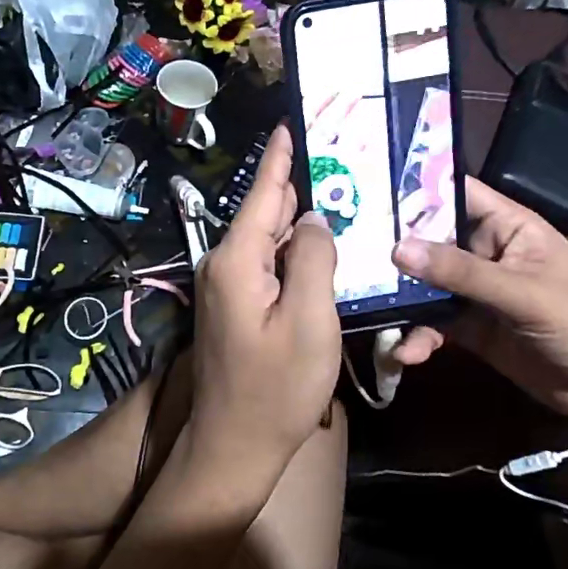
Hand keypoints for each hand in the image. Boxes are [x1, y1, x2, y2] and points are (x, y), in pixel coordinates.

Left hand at [192, 125, 341, 458]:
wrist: (234, 447)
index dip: (281, 156)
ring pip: (272, 239)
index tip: (293, 121)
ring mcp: (228, 285)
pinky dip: (297, 251)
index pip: (264, 193)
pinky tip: (325, 246)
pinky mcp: (237, 305)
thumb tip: (317, 217)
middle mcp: (225, 263)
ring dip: (303, 221)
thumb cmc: (276, 389)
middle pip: (269, 212)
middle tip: (341, 156)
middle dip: (301, 184)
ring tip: (342, 193)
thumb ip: (315, 260)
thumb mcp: (309, 321)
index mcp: (237, 260)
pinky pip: (271, 264)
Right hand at [388, 178, 567, 418]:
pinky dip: (417, 335)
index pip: (456, 192)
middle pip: (430, 239)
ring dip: (401, 299)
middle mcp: (485, 251)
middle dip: (394, 249)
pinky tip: (406, 353)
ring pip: (426, 284)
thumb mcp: (523, 293)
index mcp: (507, 226)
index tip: (368, 188)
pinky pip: (432, 322)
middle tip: (348, 252)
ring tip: (373, 312)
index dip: (416, 186)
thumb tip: (398, 248)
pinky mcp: (471, 327)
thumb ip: (461, 272)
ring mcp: (476, 291)